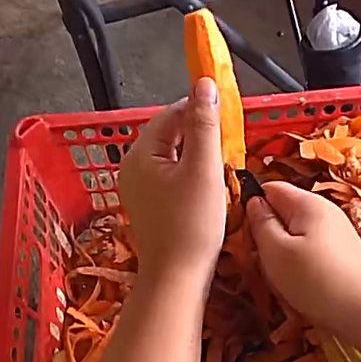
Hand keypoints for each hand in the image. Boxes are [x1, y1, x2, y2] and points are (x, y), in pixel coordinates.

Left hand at [119, 77, 227, 282]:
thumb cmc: (191, 225)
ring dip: (196, 155)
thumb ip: (204, 124)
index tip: (227, 116)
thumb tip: (204, 83)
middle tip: (228, 144)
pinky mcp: (149, 206)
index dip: (199, 109)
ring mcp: (139, 189)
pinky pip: (170, 177)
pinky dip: (190, 175)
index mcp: (140, 155)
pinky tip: (208, 186)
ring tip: (220, 165)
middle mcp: (133, 168)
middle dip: (198, 134)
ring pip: (172, 157)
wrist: (177, 278)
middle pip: (169, 135)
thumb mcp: (203, 168)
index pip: (170, 115)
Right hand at [247, 181, 360, 327]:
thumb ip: (261, 223)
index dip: (251, 204)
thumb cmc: (317, 280)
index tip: (241, 230)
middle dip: (267, 234)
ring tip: (280, 278)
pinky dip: (299, 267)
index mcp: (307, 203)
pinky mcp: (342, 257)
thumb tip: (254, 201)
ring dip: (281, 255)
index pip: (270, 188)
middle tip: (260, 260)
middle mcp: (325, 213)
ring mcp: (336, 235)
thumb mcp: (276, 251)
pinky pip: (309, 253)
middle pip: (284, 213)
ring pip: (295, 237)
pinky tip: (300, 288)